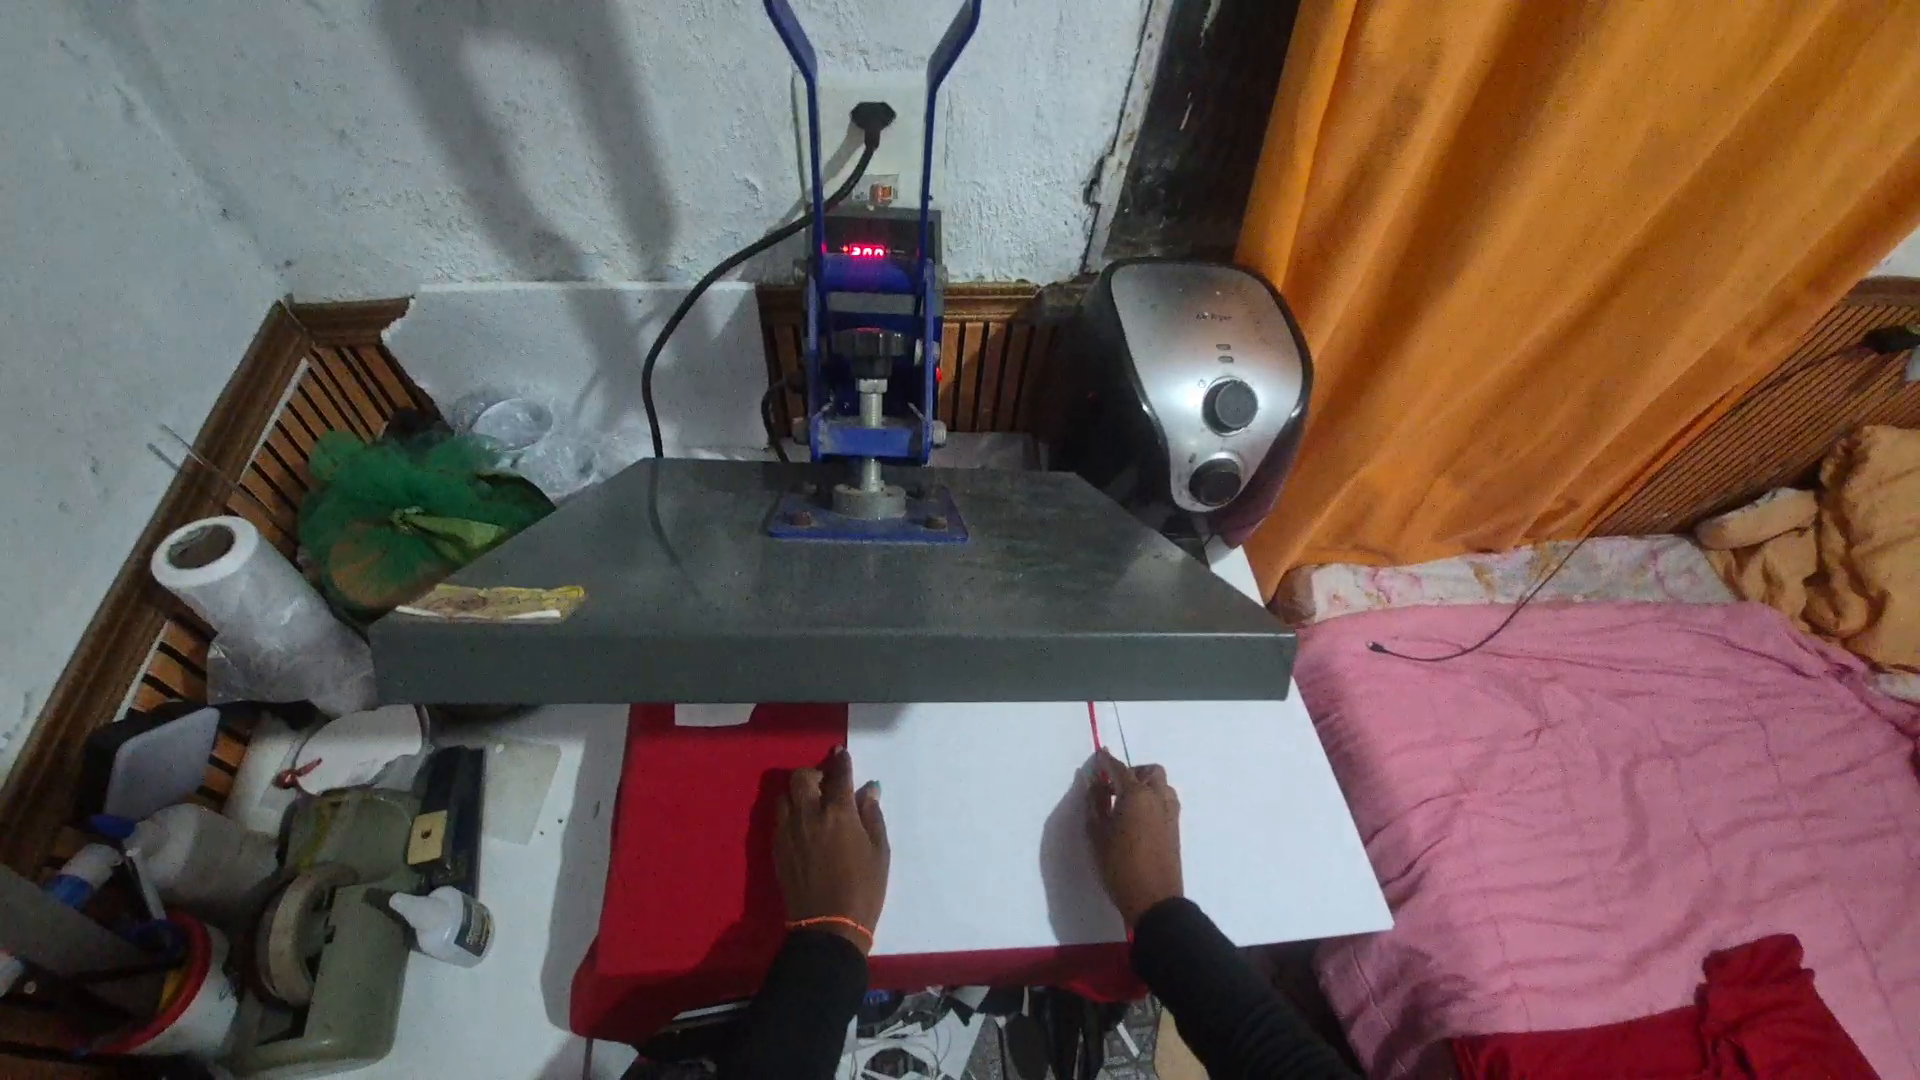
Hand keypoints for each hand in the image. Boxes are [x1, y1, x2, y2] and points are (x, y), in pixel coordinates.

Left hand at [774, 746, 889, 953]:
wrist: (828, 929)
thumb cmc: (864, 889)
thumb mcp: (879, 851)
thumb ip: (872, 815)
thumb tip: (869, 789)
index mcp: (838, 812)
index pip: (838, 775)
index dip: (840, 761)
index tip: (840, 752)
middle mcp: (809, 814)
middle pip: (801, 777)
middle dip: (814, 774)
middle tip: (826, 785)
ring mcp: (788, 831)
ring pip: (785, 795)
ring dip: (798, 792)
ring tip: (811, 804)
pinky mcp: (776, 849)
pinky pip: (779, 818)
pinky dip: (790, 813)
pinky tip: (802, 825)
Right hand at [1086, 747, 1182, 928]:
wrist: (1154, 901)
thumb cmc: (1119, 866)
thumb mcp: (1097, 834)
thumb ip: (1095, 803)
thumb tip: (1095, 783)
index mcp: (1136, 795)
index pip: (1119, 769)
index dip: (1107, 761)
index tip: (1099, 755)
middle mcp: (1157, 798)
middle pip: (1150, 771)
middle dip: (1133, 772)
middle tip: (1114, 787)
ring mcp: (1170, 813)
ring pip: (1162, 786)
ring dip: (1146, 785)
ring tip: (1127, 803)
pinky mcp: (1175, 828)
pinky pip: (1166, 801)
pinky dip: (1154, 799)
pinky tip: (1138, 818)